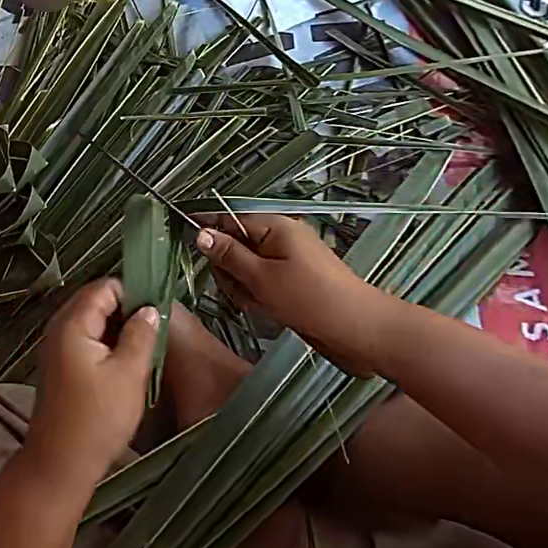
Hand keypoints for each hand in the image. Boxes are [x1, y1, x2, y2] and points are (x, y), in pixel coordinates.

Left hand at [28, 279, 159, 486]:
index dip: (132, 293)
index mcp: (72, 323)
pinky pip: (85, 340)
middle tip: (152, 332)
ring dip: (117, 331)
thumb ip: (140, 335)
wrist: (59, 465)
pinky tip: (123, 364)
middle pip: (96, 301)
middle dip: (125, 312)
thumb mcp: (128, 375)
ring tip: (142, 349)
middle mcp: (59, 327)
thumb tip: (150, 308)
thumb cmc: (96, 419)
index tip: (156, 313)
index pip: (104, 288)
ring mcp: (56, 346)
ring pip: (92, 322)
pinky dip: (105, 345)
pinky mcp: (59, 364)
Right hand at [193, 214, 390, 369]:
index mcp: (274, 225)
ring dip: (242, 283)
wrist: (360, 329)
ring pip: (245, 263)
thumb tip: (200, 233)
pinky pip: (262, 276)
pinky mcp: (293, 276)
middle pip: (234, 242)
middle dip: (228, 266)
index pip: (228, 218)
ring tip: (254, 302)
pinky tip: (262, 306)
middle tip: (238, 290)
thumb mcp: (262, 278)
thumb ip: (229, 255)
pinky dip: (257, 290)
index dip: (207, 229)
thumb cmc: (309, 299)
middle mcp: (280, 235)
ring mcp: (287, 256)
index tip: (188, 242)